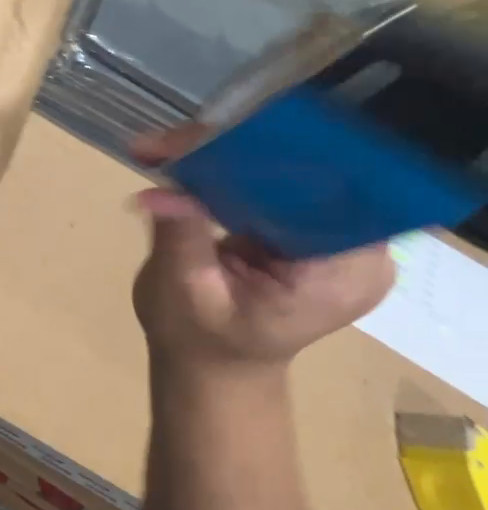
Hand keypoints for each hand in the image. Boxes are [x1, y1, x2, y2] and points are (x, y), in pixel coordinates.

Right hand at [130, 129, 395, 372]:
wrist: (209, 366)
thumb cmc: (200, 339)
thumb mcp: (184, 292)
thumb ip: (182, 239)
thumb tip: (160, 192)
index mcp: (342, 270)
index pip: (324, 194)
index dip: (268, 162)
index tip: (204, 144)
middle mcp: (352, 248)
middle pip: (302, 176)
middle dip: (231, 151)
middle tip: (163, 144)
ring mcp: (327, 237)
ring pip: (280, 173)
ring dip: (218, 155)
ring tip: (157, 148)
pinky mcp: (298, 229)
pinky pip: (265, 185)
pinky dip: (218, 170)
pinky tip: (176, 161)